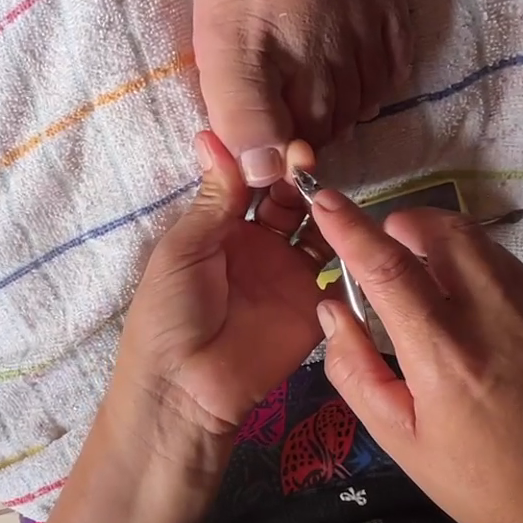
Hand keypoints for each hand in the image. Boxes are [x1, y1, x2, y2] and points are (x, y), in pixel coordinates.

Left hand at [110, 133, 329, 439]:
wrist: (185, 388)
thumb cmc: (169, 313)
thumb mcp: (184, 250)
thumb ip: (213, 198)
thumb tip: (211, 134)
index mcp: (218, 230)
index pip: (250, 182)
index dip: (265, 160)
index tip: (280, 140)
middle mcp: (256, 247)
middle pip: (288, 199)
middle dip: (297, 176)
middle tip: (305, 157)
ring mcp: (287, 275)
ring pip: (318, 228)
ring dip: (324, 205)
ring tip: (326, 189)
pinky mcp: (314, 306)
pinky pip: (340, 271)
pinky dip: (350, 247)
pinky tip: (353, 221)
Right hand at [307, 193, 522, 522]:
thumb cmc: (475, 483)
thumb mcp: (394, 438)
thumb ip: (353, 367)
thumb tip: (331, 307)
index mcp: (444, 357)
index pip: (388, 268)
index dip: (351, 226)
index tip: (324, 198)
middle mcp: (496, 321)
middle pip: (444, 230)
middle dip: (402, 222)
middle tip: (379, 247)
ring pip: (478, 241)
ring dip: (436, 240)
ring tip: (415, 275)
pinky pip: (504, 267)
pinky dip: (469, 265)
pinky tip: (458, 304)